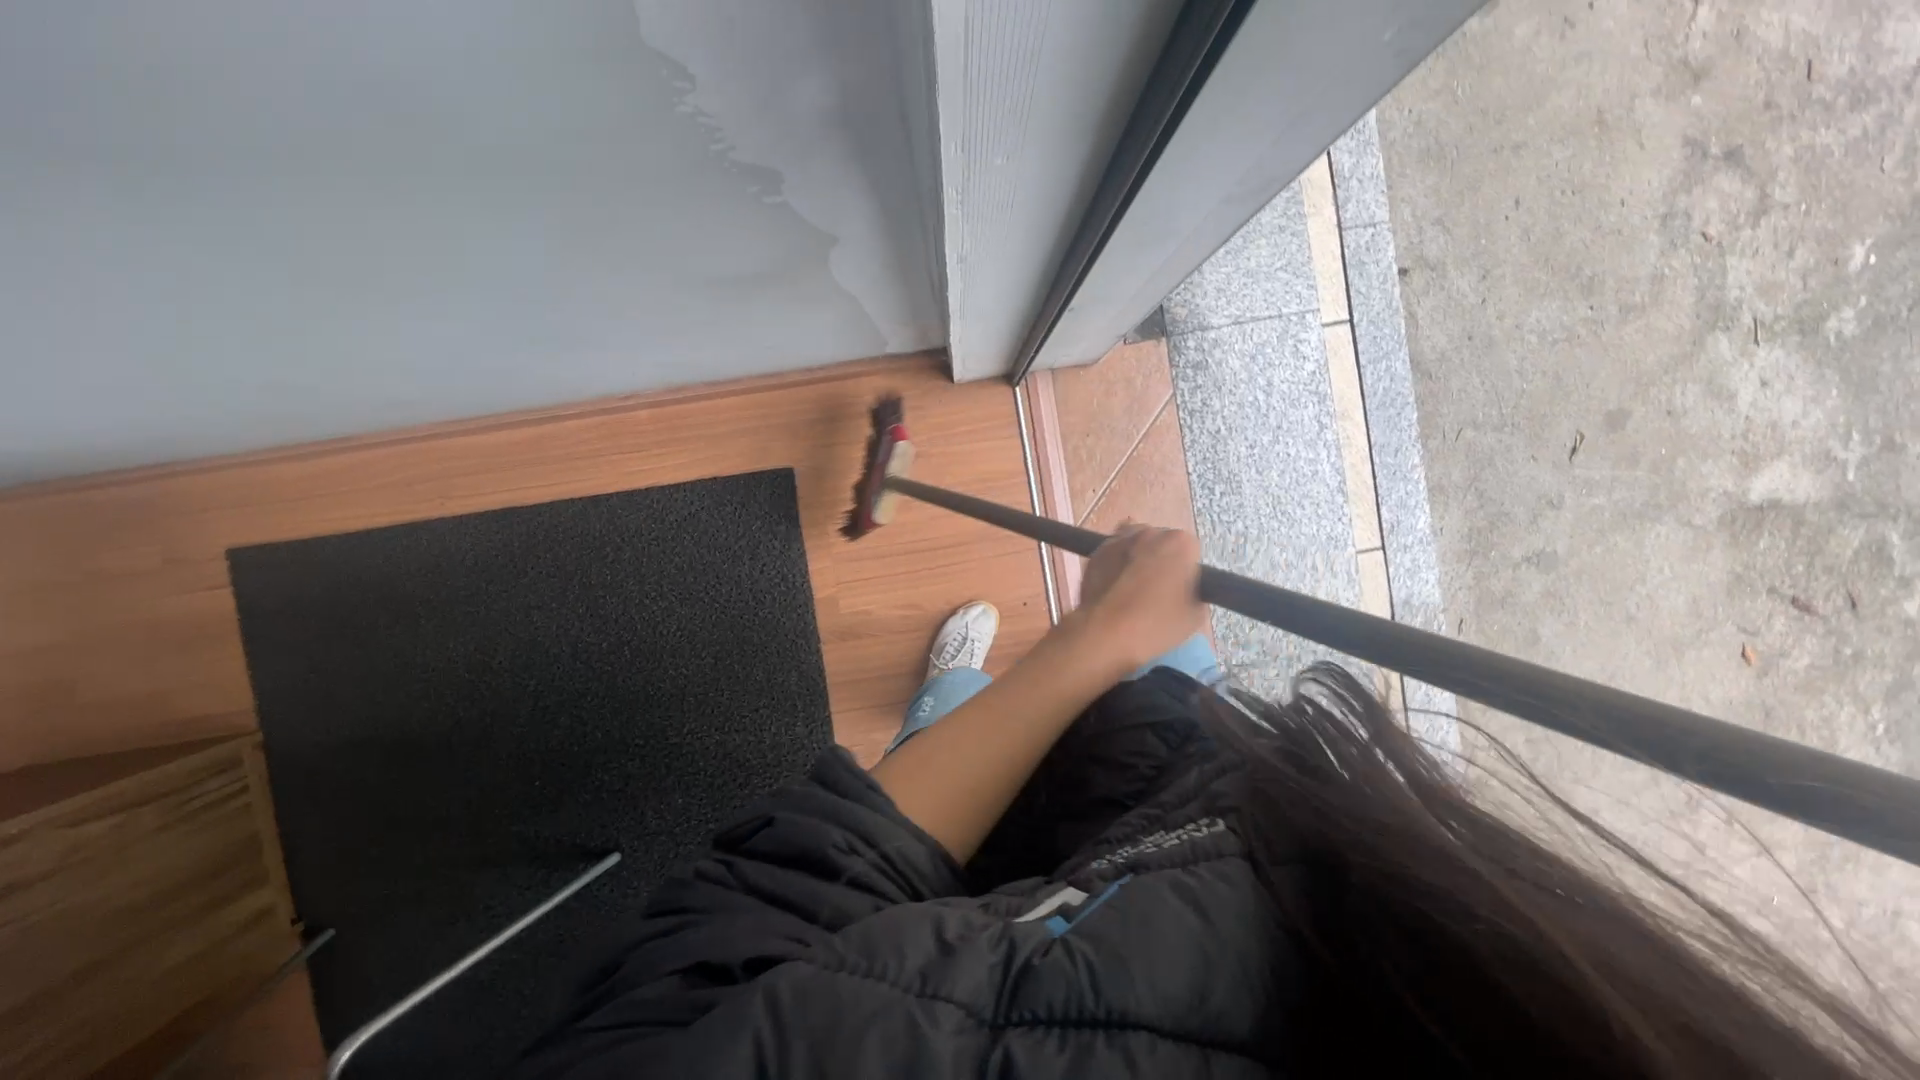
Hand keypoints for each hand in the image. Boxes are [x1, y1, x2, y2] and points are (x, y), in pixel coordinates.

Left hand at [1073, 523, 1206, 670]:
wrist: (1104, 634)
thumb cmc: (1156, 625)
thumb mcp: (1195, 616)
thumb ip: (1195, 591)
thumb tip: (1184, 587)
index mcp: (1179, 543)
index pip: (1190, 549)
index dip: (1187, 570)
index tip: (1180, 589)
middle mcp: (1149, 532)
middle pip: (1161, 541)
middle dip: (1161, 559)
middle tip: (1157, 589)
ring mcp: (1118, 539)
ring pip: (1135, 543)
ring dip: (1137, 557)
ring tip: (1132, 586)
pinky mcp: (1095, 552)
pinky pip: (1113, 553)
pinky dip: (1115, 564)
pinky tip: (1114, 587)